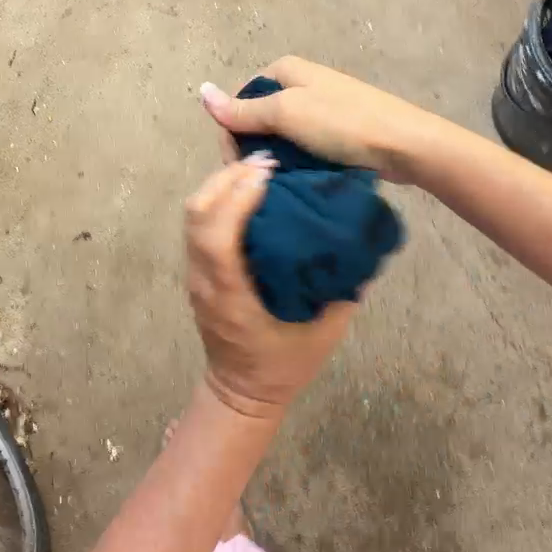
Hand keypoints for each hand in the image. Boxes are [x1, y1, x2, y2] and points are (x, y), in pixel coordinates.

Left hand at [184, 156, 357, 418]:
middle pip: (197, 216)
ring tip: (256, 166)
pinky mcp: (196, 270)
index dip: (236, 198)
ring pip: (192, 216)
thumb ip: (339, 289)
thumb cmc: (284, 364)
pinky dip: (216, 198)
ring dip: (219, 185)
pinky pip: (197, 225)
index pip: (218, 238)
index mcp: (230, 297)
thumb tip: (359, 242)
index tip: (268, 173)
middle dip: (226, 179)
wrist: (242, 392)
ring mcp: (194, 274)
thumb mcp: (323, 333)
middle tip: (266, 160)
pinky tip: (243, 187)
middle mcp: (203, 280)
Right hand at [199, 56, 452, 180]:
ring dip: (275, 158)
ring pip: (279, 136)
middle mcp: (300, 83)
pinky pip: (302, 146)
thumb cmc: (343, 123)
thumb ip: (241, 109)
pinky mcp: (335, 132)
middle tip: (260, 177)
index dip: (233, 132)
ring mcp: (319, 108)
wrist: (406, 146)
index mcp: (284, 70)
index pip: (239, 101)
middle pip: (257, 119)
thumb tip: (201, 92)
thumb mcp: (285, 113)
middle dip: (254, 147)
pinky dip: (296, 162)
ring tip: (277, 182)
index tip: (240, 164)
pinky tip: (297, 179)